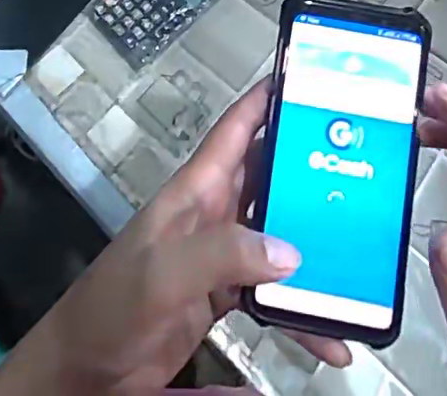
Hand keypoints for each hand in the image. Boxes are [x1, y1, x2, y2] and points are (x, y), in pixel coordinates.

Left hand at [0, 80, 349, 394]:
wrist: (85, 370)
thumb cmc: (114, 304)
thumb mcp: (164, 272)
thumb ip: (222, 253)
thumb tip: (290, 251)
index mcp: (198, 187)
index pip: (237, 128)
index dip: (268, 98)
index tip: (309, 79)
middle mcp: (217, 210)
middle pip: (272, 176)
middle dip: (312, 172)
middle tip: (361, 172)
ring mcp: (224, 251)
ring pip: (281, 233)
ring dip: (315, 247)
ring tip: (358, 261)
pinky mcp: (228, 291)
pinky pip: (277, 289)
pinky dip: (303, 309)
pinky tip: (331, 336)